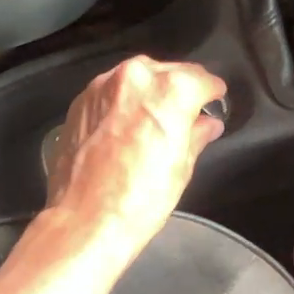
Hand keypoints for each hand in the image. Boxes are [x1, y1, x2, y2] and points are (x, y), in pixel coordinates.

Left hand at [46, 56, 226, 256]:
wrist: (83, 221)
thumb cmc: (139, 200)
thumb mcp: (180, 168)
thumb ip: (196, 136)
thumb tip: (207, 125)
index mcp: (169, 90)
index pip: (203, 80)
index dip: (212, 95)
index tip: (214, 104)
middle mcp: (134, 77)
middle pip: (168, 73)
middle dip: (180, 91)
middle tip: (185, 118)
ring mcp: (101, 87)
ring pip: (137, 79)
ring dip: (149, 94)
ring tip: (154, 124)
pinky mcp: (79, 103)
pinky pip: (111, 93)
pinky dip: (123, 104)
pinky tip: (125, 130)